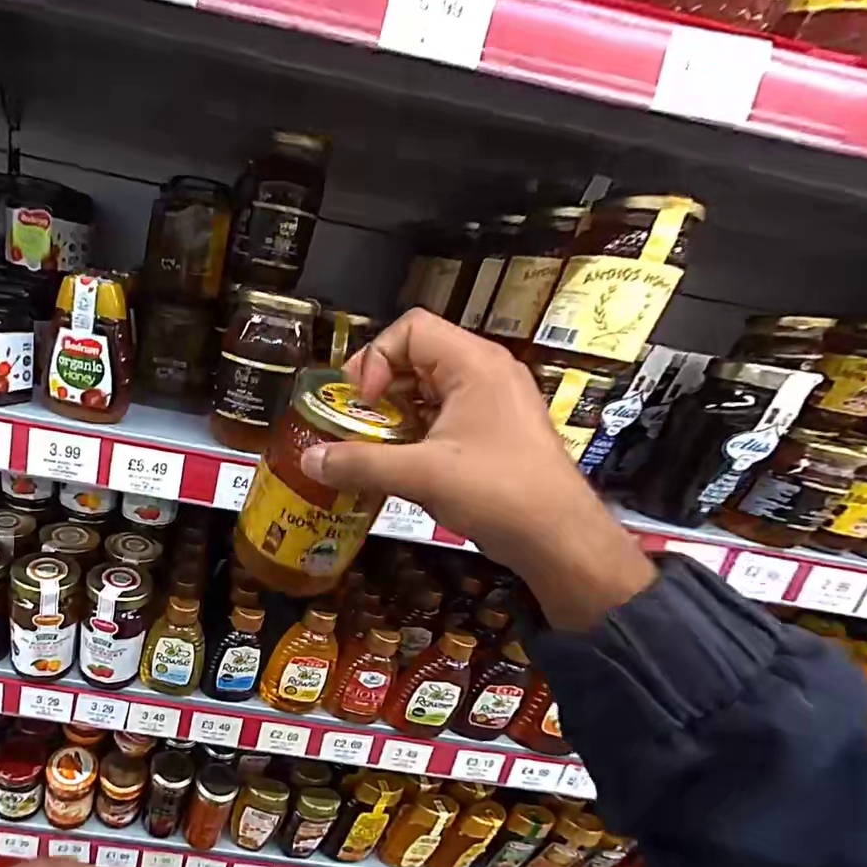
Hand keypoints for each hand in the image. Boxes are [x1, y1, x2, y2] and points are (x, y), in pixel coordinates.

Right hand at [301, 309, 655, 628]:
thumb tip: (308, 461)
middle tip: (353, 422)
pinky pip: (441, 414)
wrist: (558, 538)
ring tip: (369, 444)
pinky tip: (396, 461)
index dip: (376, 358)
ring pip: (427, 388)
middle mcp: (484, 373)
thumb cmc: (497, 492)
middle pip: (416, 355)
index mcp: (473, 365)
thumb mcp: (421, 475)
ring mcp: (491, 402)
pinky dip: (412, 430)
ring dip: (392, 412)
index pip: (411, 329)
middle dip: (378, 386)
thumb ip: (360, 464)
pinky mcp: (491, 431)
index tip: (363, 402)